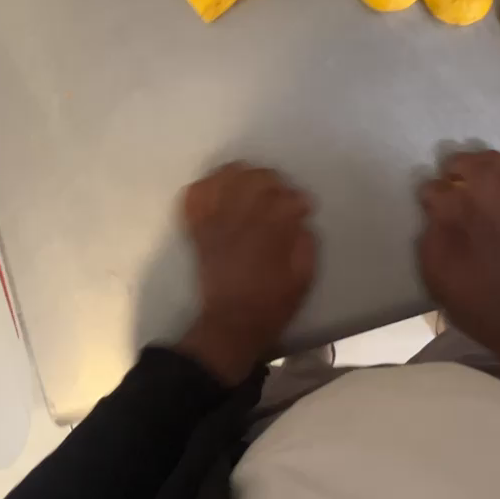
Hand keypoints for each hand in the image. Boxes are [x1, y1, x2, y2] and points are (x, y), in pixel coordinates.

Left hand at [174, 163, 316, 383]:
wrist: (230, 325)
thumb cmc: (271, 303)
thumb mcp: (302, 278)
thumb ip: (305, 244)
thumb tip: (300, 221)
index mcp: (267, 235)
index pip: (284, 199)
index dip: (297, 199)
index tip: (305, 207)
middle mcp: (238, 223)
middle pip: (254, 180)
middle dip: (272, 180)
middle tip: (280, 192)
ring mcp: (214, 224)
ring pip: (223, 180)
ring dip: (240, 174)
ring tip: (251, 181)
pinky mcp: (198, 231)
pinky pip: (194, 198)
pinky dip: (204, 186)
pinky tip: (218, 187)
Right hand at [418, 149, 499, 413]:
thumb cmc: (463, 291)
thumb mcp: (431, 262)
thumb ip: (432, 226)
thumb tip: (437, 207)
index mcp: (455, 213)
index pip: (436, 187)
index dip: (430, 195)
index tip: (429, 206)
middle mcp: (485, 200)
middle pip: (472, 162)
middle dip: (458, 166)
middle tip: (451, 180)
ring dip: (485, 164)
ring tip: (476, 176)